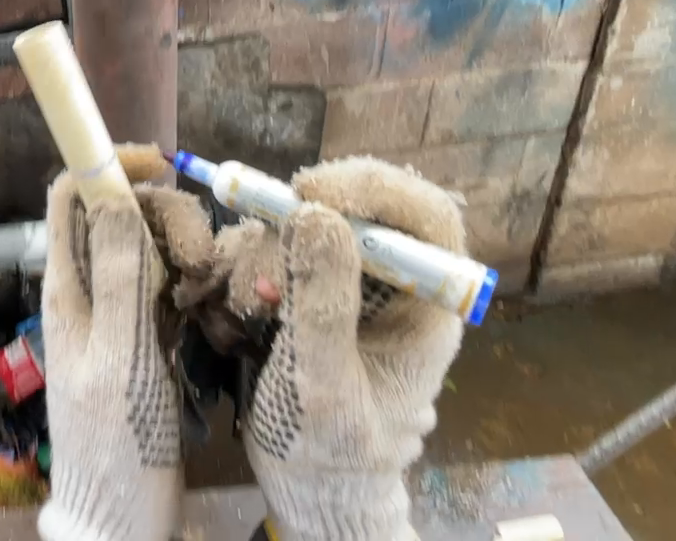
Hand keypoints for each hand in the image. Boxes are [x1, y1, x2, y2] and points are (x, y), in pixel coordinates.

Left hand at [37, 145, 198, 540]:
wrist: (121, 515)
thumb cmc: (115, 444)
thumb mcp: (119, 359)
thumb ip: (118, 278)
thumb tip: (114, 199)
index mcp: (67, 285)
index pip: (71, 196)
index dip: (106, 165)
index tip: (159, 164)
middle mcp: (86, 286)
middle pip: (118, 212)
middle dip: (162, 214)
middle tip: (199, 255)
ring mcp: (115, 308)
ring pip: (146, 244)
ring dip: (181, 250)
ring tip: (203, 287)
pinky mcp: (141, 330)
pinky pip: (164, 282)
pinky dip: (187, 281)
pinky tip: (204, 305)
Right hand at [202, 157, 468, 540]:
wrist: (308, 486)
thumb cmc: (329, 453)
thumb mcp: (323, 385)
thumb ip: (324, 303)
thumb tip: (316, 213)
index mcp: (427, 308)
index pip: (425, 215)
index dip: (372, 188)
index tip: (307, 193)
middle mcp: (396, 285)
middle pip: (359, 207)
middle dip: (301, 226)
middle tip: (264, 261)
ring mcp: (354, 284)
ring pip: (312, 223)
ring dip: (271, 251)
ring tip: (254, 304)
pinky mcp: (317, 288)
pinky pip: (285, 245)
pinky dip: (256, 263)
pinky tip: (249, 304)